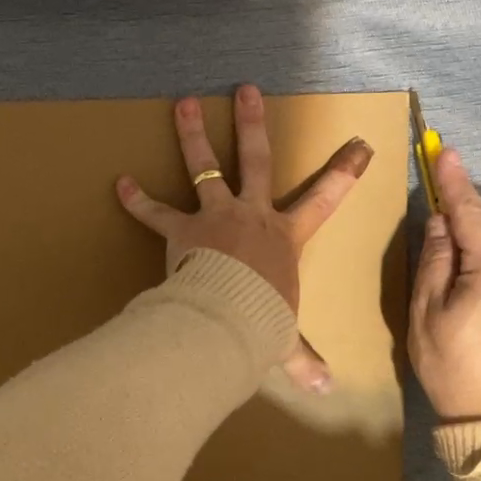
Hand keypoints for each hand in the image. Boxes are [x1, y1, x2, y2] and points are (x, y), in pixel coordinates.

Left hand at [117, 84, 373, 392]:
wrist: (226, 321)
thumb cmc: (262, 323)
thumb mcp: (285, 339)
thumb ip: (302, 359)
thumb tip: (325, 390)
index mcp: (285, 237)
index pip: (325, 199)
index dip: (345, 171)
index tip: (361, 143)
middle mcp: (252, 215)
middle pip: (255, 159)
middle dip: (251, 123)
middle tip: (246, 90)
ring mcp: (215, 216)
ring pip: (204, 166)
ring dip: (192, 134)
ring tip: (183, 102)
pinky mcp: (182, 230)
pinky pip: (155, 213)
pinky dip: (136, 200)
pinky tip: (119, 183)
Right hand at [408, 148, 480, 420]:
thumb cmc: (450, 367)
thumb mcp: (425, 313)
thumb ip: (434, 261)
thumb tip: (441, 222)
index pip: (472, 213)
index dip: (455, 181)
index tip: (444, 151)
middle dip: (471, 211)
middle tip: (438, 223)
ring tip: (455, 257)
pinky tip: (474, 282)